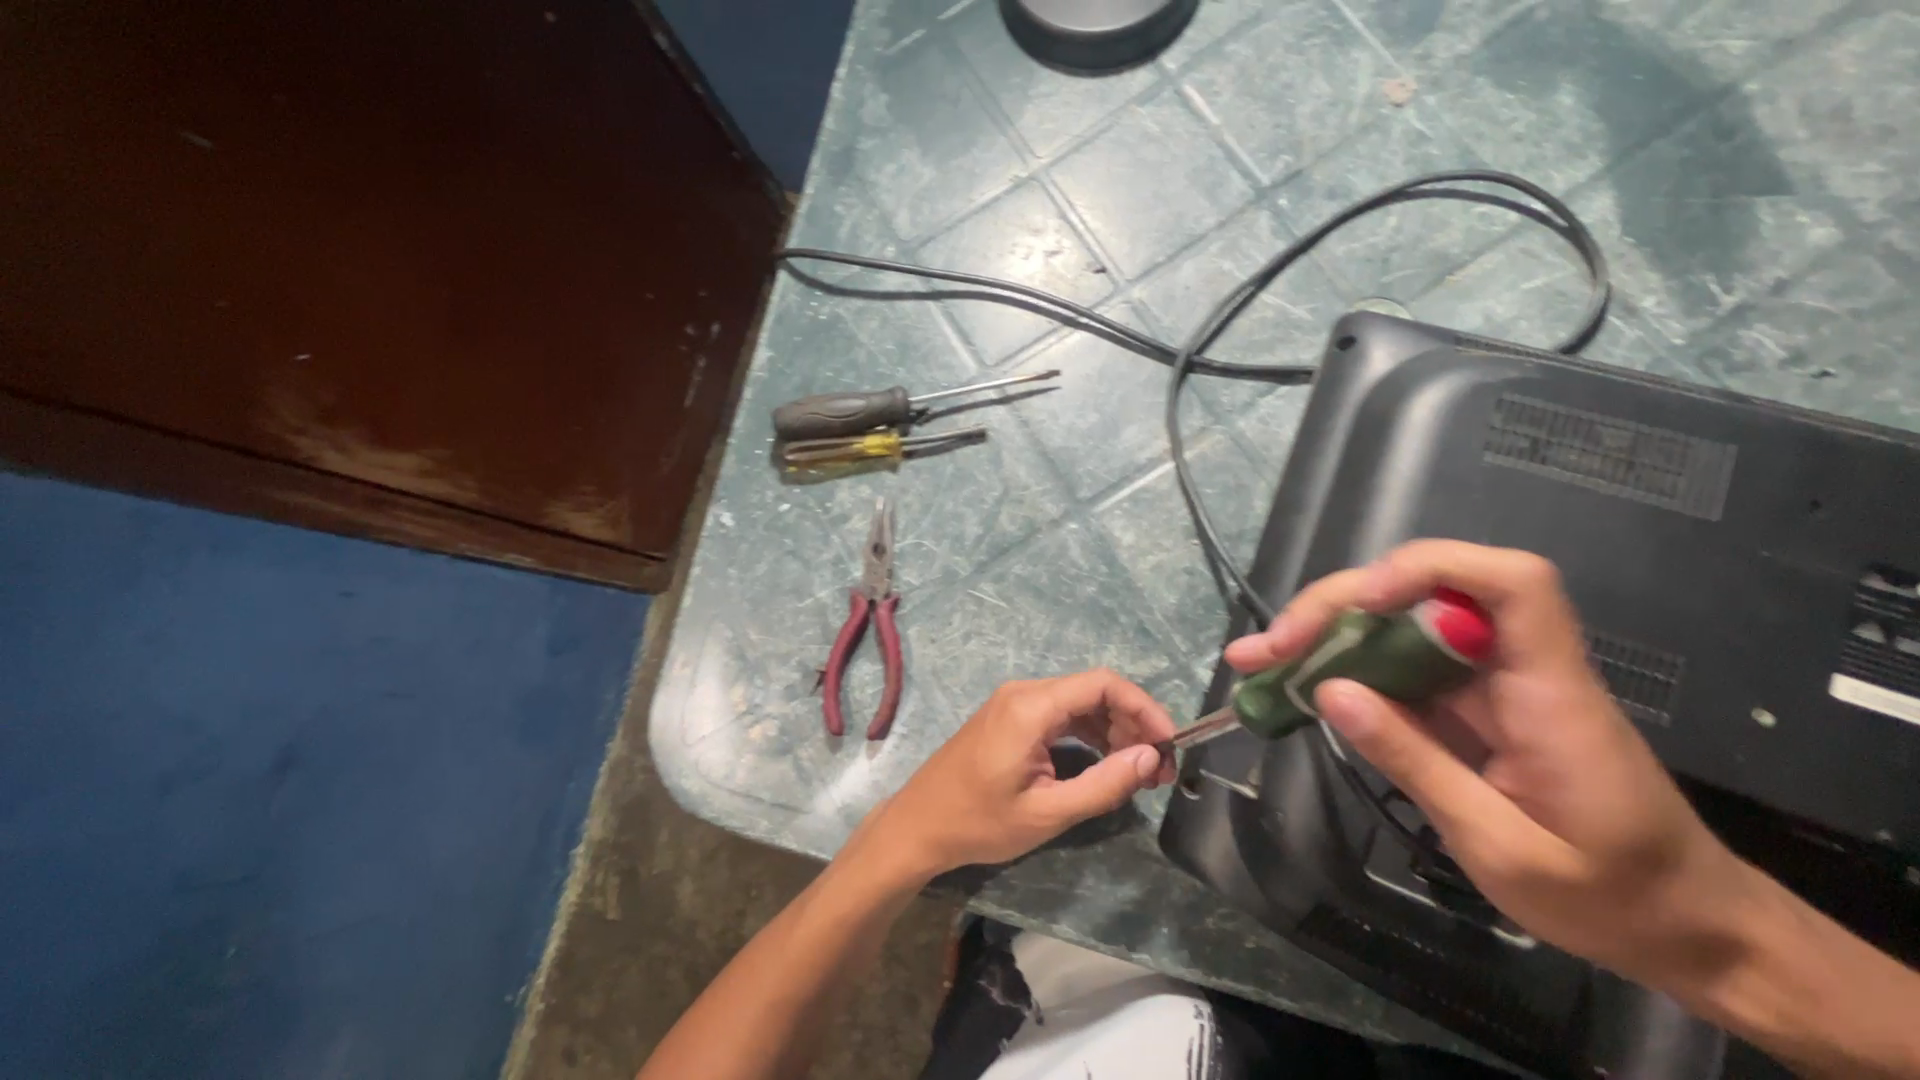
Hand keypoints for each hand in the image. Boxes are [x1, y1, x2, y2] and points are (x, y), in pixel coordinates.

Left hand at [861, 669, 1176, 882]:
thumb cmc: (978, 822)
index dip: (1144, 708)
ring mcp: (1015, 704)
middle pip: (1094, 692)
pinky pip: (1061, 716)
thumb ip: (1103, 784)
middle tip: (1159, 770)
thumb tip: (1152, 759)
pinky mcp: (1011, 719)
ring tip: (1139, 773)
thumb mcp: (1047, 812)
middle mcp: (1024, 693)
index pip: (1103, 684)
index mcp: (1031, 706)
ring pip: (1080, 704)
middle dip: (1134, 725)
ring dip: (1114, 732)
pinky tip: (1106, 765)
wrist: (918, 826)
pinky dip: (1090, 736)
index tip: (1170, 744)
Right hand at [1224, 540, 1757, 992]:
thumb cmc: (1612, 897)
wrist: (1685, 927)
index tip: (1361, 601)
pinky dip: (1349, 674)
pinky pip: (1405, 673)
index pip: (1511, 583)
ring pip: (1405, 630)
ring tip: (1260, 663)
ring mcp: (1495, 689)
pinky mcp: (1475, 712)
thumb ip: (1417, 764)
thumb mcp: (1502, 848)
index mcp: (1550, 694)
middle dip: (1340, 608)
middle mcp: (1519, 672)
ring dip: (1330, 637)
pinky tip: (1301, 690)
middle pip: (1430, 596)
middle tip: (1265, 650)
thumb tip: (1331, 691)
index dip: (1430, 569)